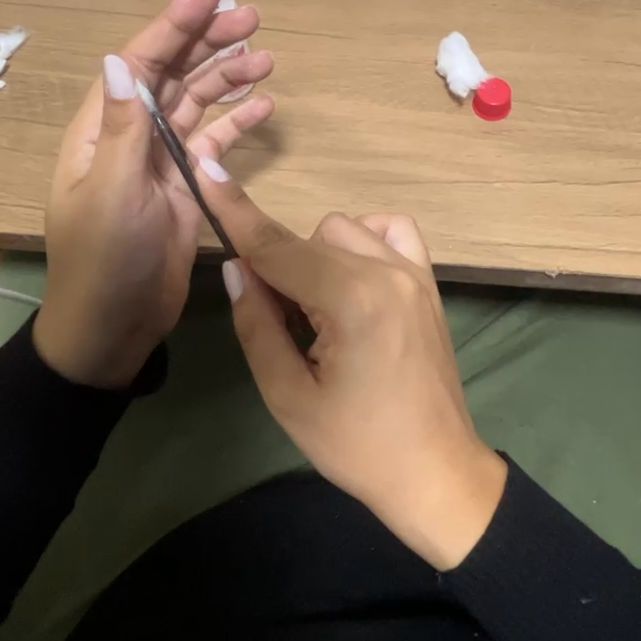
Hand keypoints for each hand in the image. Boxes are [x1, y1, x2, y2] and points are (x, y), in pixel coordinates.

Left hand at [32, 0, 274, 388]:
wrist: (113, 329)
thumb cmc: (102, 262)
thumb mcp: (109, 192)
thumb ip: (123, 128)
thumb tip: (121, 58)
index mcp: (102, 129)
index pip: (140, 63)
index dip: (174, 24)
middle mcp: (132, 135)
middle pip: (173, 74)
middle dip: (208, 42)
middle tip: (252, 17)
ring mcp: (162, 160)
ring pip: (198, 104)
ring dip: (228, 78)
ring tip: (266, 58)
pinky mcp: (187, 186)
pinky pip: (216, 143)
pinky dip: (238, 122)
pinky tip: (265, 105)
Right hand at [196, 158, 506, 569]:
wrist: (434, 469)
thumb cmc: (357, 445)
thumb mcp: (288, 396)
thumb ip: (257, 325)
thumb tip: (237, 268)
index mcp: (351, 300)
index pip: (277, 246)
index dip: (235, 212)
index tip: (206, 171)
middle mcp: (386, 272)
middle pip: (309, 236)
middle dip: (282, 267)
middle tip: (285, 322)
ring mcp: (414, 273)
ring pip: (346, 228)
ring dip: (319, 256)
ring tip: (322, 311)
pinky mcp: (429, 282)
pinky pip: (392, 230)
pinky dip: (364, 241)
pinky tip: (355, 279)